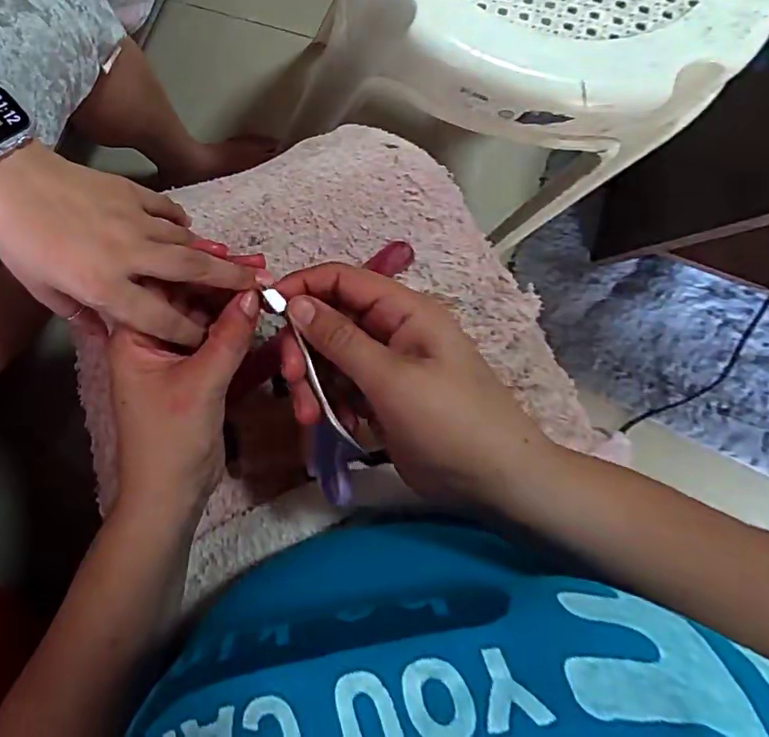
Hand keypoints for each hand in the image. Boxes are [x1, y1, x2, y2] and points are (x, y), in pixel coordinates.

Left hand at [0, 142, 260, 345]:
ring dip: (210, 253)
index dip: (187, 331)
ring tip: (236, 262)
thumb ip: (82, 315)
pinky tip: (186, 230)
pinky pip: (168, 210)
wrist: (10, 181)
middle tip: (259, 286)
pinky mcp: (131, 192)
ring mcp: (134, 218)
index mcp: (103, 285)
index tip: (206, 336)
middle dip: (229, 282)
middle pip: (190, 272)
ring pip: (184, 240)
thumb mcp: (43, 291)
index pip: (159, 317)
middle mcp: (129, 254)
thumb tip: (109, 336)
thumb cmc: (19, 242)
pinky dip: (181, 222)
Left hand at [98, 289, 260, 519]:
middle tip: (259, 268)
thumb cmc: (170, 440)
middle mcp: (147, 338)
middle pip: (186, 300)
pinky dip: (234, 329)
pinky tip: (257, 313)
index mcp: (132, 335)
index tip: (236, 257)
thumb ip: (228, 337)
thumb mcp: (201, 384)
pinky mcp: (189, 371)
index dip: (199, 270)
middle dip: (221, 284)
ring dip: (231, 304)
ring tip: (264, 283)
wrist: (168, 497)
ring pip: (202, 318)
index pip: (165, 289)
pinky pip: (212, 340)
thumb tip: (253, 294)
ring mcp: (169, 355)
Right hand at [273, 262, 553, 506]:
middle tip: (291, 382)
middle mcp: (390, 330)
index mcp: (403, 311)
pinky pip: (340, 386)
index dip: (303, 286)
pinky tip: (339, 428)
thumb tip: (295, 301)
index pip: (341, 279)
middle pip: (328, 320)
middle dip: (304, 350)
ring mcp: (384, 365)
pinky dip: (330, 404)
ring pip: (328, 358)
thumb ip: (339, 338)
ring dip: (313, 384)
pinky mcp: (380, 396)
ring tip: (312, 419)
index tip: (267, 309)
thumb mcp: (391, 379)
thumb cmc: (452, 423)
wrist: (501, 488)